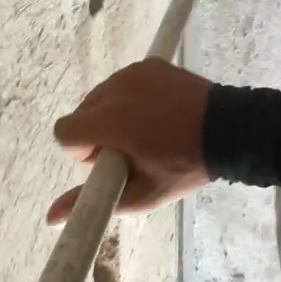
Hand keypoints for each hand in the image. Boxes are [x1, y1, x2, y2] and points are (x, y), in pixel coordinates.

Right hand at [46, 59, 211, 225]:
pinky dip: (131, 97)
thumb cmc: (185, 165)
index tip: (109, 160)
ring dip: (113, 114)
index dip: (82, 151)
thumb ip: (92, 201)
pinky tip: (158, 112)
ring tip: (148, 130)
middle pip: (82, 113)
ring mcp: (133, 72)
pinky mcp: (150, 64)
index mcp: (109, 121)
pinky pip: (124, 82)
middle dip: (98, 133)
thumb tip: (51, 217)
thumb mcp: (141, 193)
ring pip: (102, 96)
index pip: (63, 132)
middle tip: (133, 149)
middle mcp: (115, 89)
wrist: (230, 129)